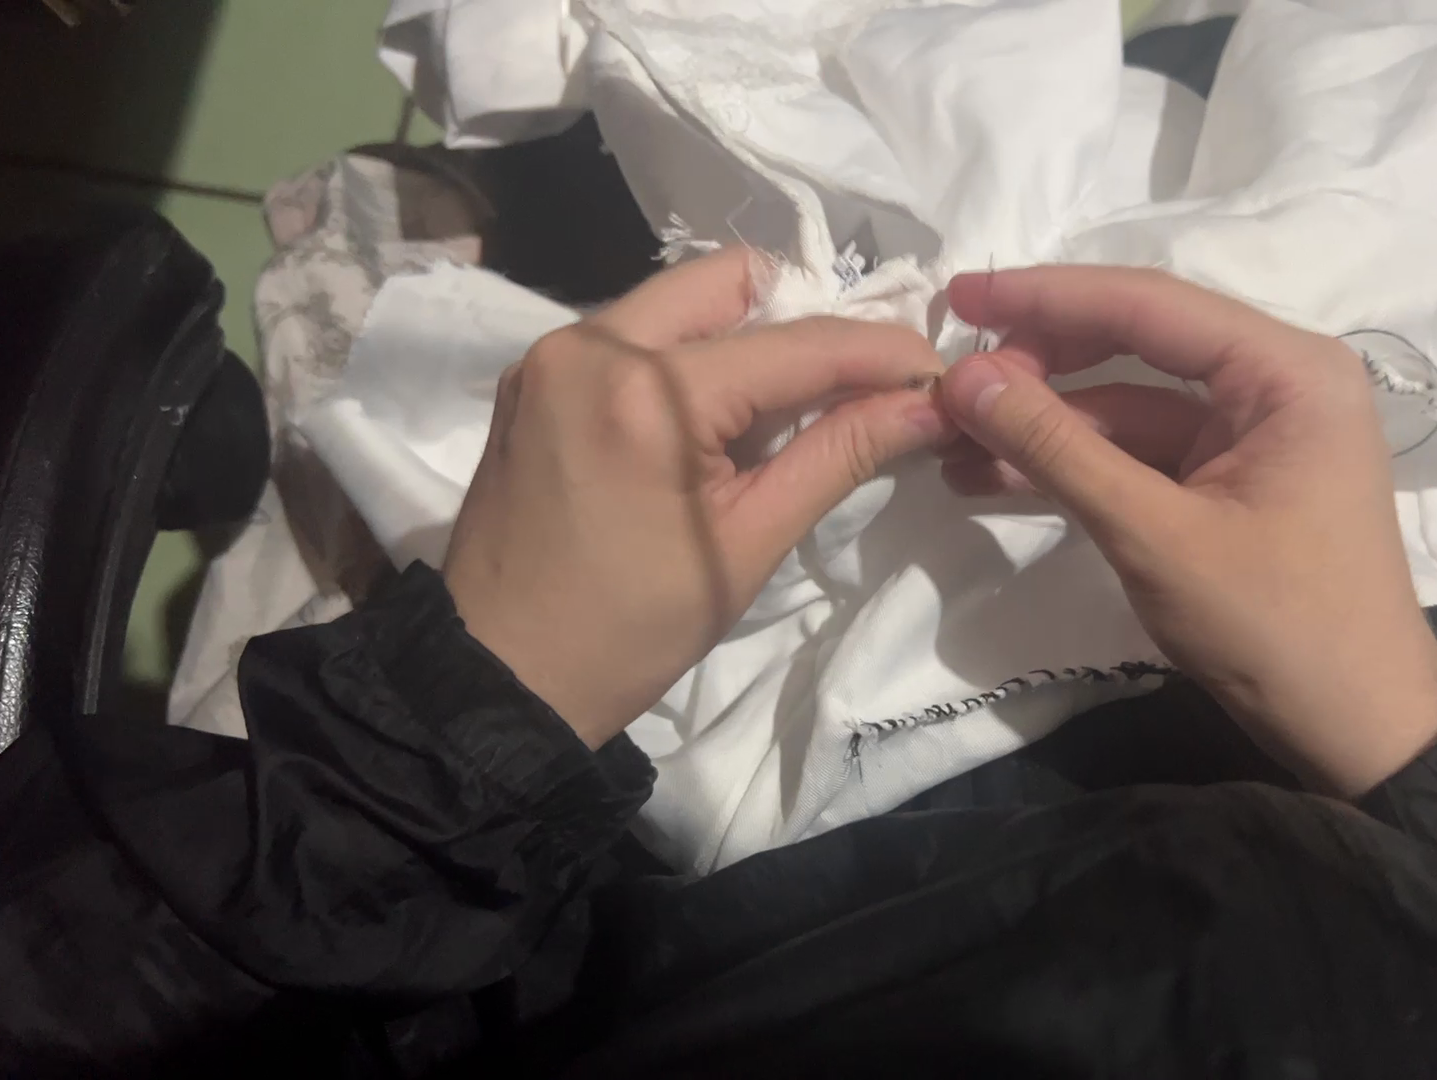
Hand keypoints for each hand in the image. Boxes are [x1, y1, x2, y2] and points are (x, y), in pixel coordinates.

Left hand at [443, 250, 948, 747]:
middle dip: (809, 325)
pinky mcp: (537, 375)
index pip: (795, 345)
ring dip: (753, 339)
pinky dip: (698, 358)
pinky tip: (720, 416)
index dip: (879, 353)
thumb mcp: (751, 543)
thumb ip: (841, 456)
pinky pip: (640, 334)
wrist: (502, 677)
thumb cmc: (633, 630)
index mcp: (647, 392)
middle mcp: (590, 342)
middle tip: (855, 387)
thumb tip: (926, 406)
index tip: (934, 372)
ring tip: (790, 409)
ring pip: (684, 301)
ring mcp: (552, 352)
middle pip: (732, 283)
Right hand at [938, 266, 1436, 796]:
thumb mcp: (1152, 532)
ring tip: (954, 443)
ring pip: (1120, 408)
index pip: (1145, 305)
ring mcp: (1241, 437)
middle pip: (1130, 347)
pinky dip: (1067, 466)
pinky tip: (997, 477)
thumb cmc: (1273, 626)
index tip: (959, 293)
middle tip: (955, 384)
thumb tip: (964, 377)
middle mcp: (1268, 384)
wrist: (1351, 731)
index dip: (1043, 296)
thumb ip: (1056, 448)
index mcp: (1283, 370)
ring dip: (1040, 425)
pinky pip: (1130, 456)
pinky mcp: (1217, 483)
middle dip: (1037, 366)